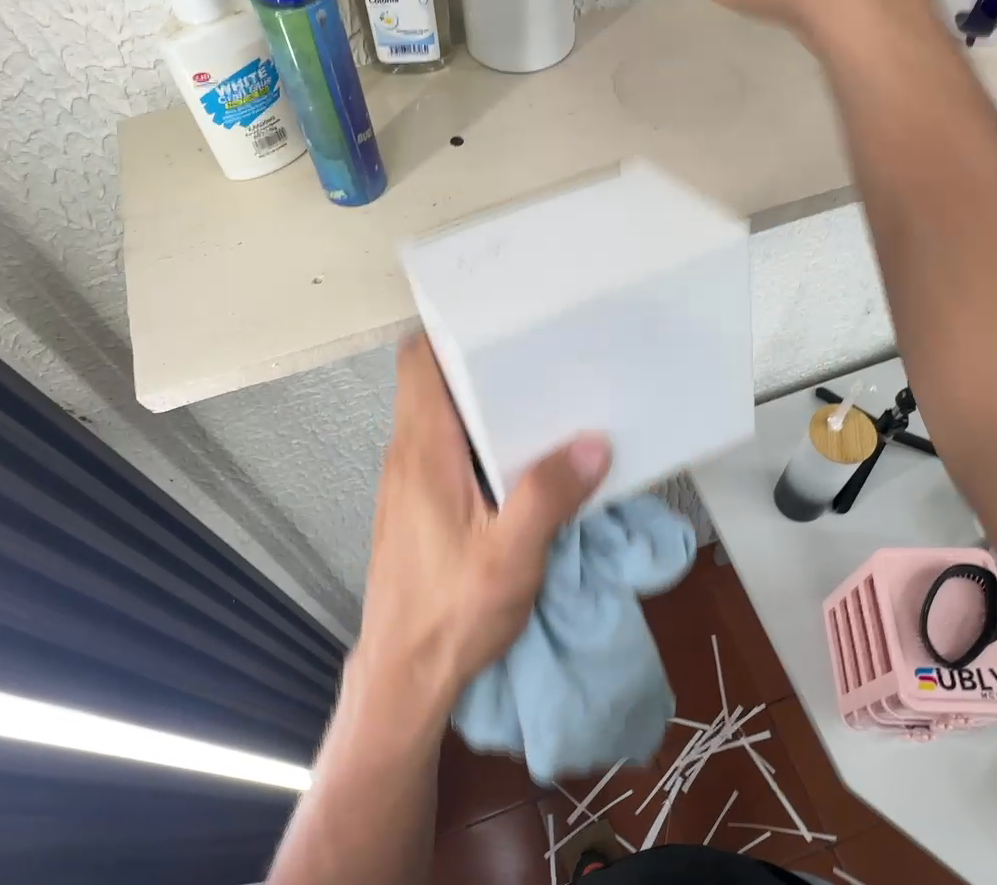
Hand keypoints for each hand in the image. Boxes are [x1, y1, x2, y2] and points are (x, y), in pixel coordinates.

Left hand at [356, 335, 610, 698]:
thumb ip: (548, 495)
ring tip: (543, 400)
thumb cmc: (451, 613)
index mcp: (423, 452)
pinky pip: (448, 454)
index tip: (499, 319)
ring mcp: (409, 484)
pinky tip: (523, 461)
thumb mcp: (510, 556)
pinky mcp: (419, 509)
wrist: (404, 676)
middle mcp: (408, 457)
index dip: (450, 332)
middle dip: (482, 367)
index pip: (419, 363)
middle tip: (541, 356)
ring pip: (443, 421)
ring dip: (484, 408)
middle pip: (435, 386)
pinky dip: (480, 443)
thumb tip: (592, 442)